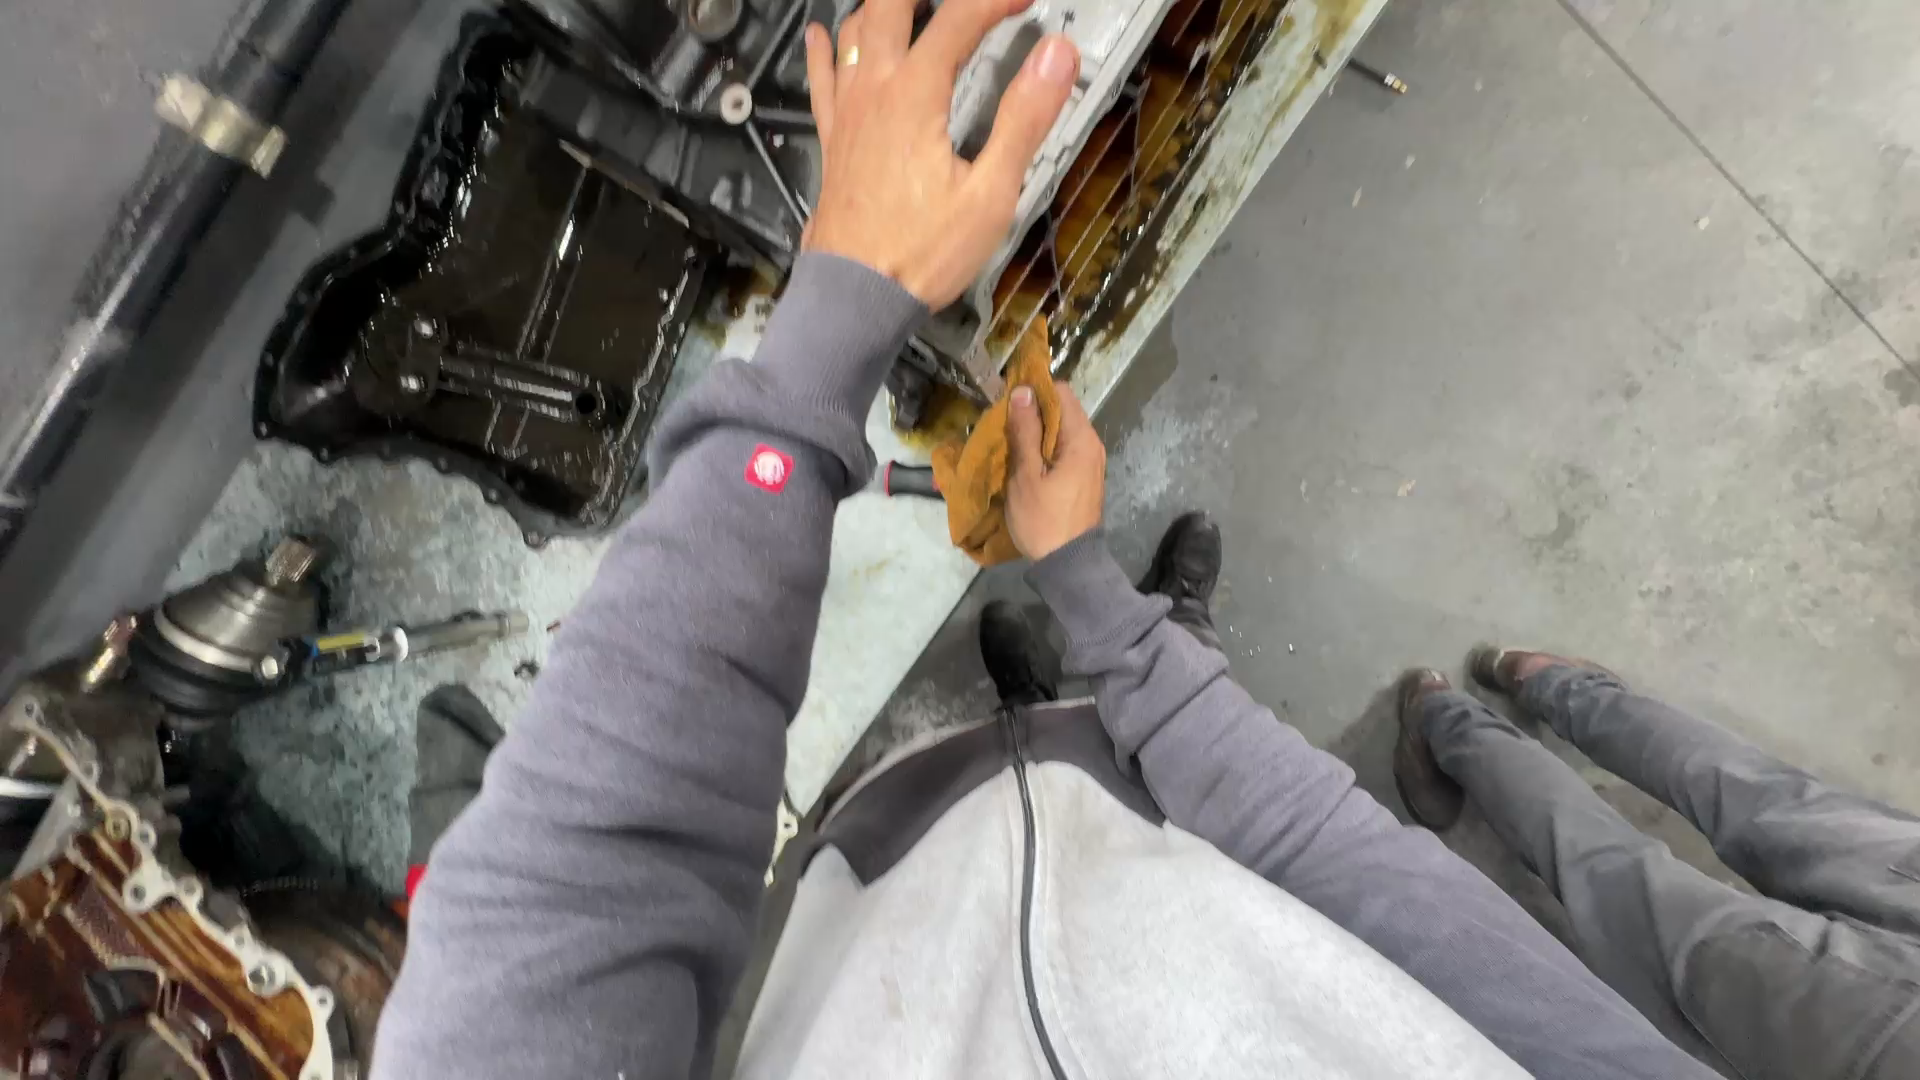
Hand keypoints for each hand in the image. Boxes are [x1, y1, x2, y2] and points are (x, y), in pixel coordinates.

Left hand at [802, 0, 1079, 307]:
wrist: (857, 297)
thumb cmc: (921, 255)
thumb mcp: (989, 196)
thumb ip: (1023, 121)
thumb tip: (1056, 58)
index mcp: (916, 96)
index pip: (960, 17)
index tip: (1027, 0)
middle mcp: (874, 92)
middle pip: (891, 3)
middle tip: (961, 1)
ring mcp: (846, 115)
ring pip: (854, 31)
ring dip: (882, 7)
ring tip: (909, 5)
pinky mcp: (832, 144)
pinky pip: (821, 80)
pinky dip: (824, 50)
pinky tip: (822, 35)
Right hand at [1005, 382, 1104, 559]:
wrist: (1068, 564)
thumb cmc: (1044, 520)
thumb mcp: (1026, 475)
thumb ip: (1025, 431)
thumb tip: (1022, 391)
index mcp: (1081, 439)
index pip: (1061, 393)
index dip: (1034, 392)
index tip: (1008, 402)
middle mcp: (1091, 444)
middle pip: (1061, 411)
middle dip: (1032, 413)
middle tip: (1003, 426)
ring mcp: (1090, 462)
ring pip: (1061, 432)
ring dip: (1035, 433)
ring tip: (1009, 445)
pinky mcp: (1083, 477)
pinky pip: (1063, 451)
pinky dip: (1044, 450)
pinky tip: (1024, 462)